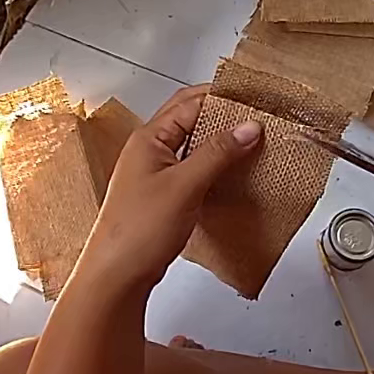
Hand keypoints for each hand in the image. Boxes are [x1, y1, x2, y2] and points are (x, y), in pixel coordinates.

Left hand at [67, 85, 260, 298]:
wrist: (117, 275)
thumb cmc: (139, 230)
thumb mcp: (184, 186)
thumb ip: (217, 153)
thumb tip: (248, 126)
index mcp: (148, 138)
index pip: (190, 103)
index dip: (222, 98)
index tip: (254, 101)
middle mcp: (149, 150)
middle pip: (189, 119)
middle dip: (221, 115)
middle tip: (255, 118)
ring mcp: (154, 172)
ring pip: (192, 145)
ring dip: (219, 141)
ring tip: (251, 143)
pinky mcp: (162, 194)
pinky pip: (191, 168)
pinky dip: (213, 166)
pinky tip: (232, 173)